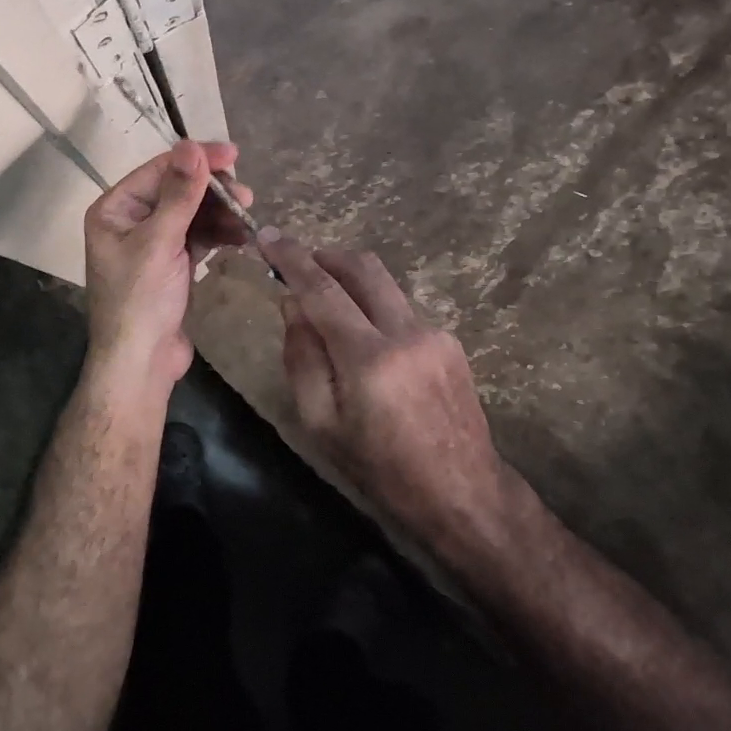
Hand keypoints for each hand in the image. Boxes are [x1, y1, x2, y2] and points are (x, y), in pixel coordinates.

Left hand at [84, 140, 252, 385]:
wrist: (140, 363)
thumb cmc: (140, 300)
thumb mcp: (158, 243)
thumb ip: (178, 195)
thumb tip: (191, 146)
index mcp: (114, 210)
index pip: (158, 171)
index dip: (196, 161)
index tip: (234, 154)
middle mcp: (129, 221)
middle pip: (177, 191)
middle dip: (212, 192)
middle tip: (246, 195)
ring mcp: (151, 244)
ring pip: (191, 215)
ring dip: (220, 214)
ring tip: (248, 220)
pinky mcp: (171, 265)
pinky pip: (197, 238)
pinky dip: (218, 235)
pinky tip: (242, 236)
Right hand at [257, 229, 508, 542]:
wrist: (463, 494)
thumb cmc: (379, 468)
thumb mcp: (320, 423)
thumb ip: (301, 357)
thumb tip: (293, 306)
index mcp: (369, 358)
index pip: (322, 290)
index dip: (291, 258)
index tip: (267, 236)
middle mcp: (406, 333)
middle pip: (363, 267)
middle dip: (325, 255)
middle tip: (295, 260)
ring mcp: (435, 334)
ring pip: (384, 286)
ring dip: (350, 283)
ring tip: (326, 308)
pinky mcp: (451, 343)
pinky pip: (400, 310)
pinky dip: (373, 310)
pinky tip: (364, 343)